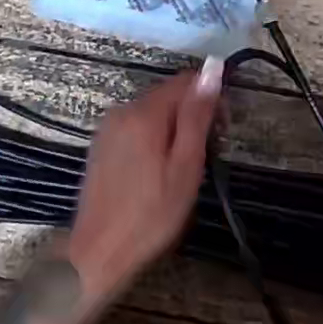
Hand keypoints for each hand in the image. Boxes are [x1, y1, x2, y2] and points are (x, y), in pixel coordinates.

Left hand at [66, 65, 220, 299]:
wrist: (99, 253)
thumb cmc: (151, 214)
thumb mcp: (185, 165)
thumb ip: (197, 115)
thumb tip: (212, 70)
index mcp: (144, 113)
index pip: (186, 81)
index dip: (211, 96)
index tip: (223, 129)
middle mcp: (122, 111)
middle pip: (168, 95)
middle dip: (193, 114)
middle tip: (209, 153)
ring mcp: (108, 128)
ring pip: (153, 112)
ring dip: (175, 128)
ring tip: (186, 167)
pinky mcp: (102, 146)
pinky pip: (137, 128)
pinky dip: (155, 138)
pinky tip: (160, 170)